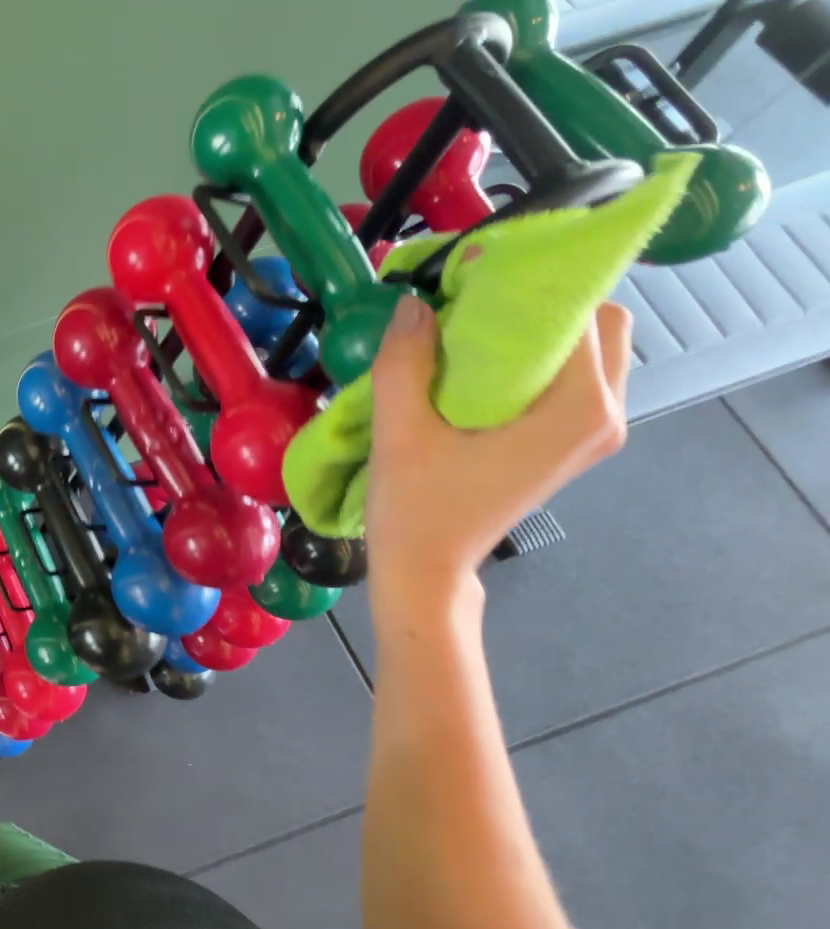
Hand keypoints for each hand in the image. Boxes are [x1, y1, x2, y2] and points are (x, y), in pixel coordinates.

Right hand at [365, 296, 631, 602]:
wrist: (425, 570)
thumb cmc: (415, 508)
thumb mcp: (400, 433)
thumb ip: (406, 364)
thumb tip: (416, 304)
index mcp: (578, 410)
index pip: (579, 315)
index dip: (529, 288)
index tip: (472, 280)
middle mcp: (605, 416)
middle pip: (599, 327)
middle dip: (541, 308)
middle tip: (473, 310)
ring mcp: (594, 433)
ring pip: (588, 353)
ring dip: (538, 336)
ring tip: (471, 341)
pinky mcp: (572, 445)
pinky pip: (571, 381)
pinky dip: (534, 364)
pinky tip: (479, 373)